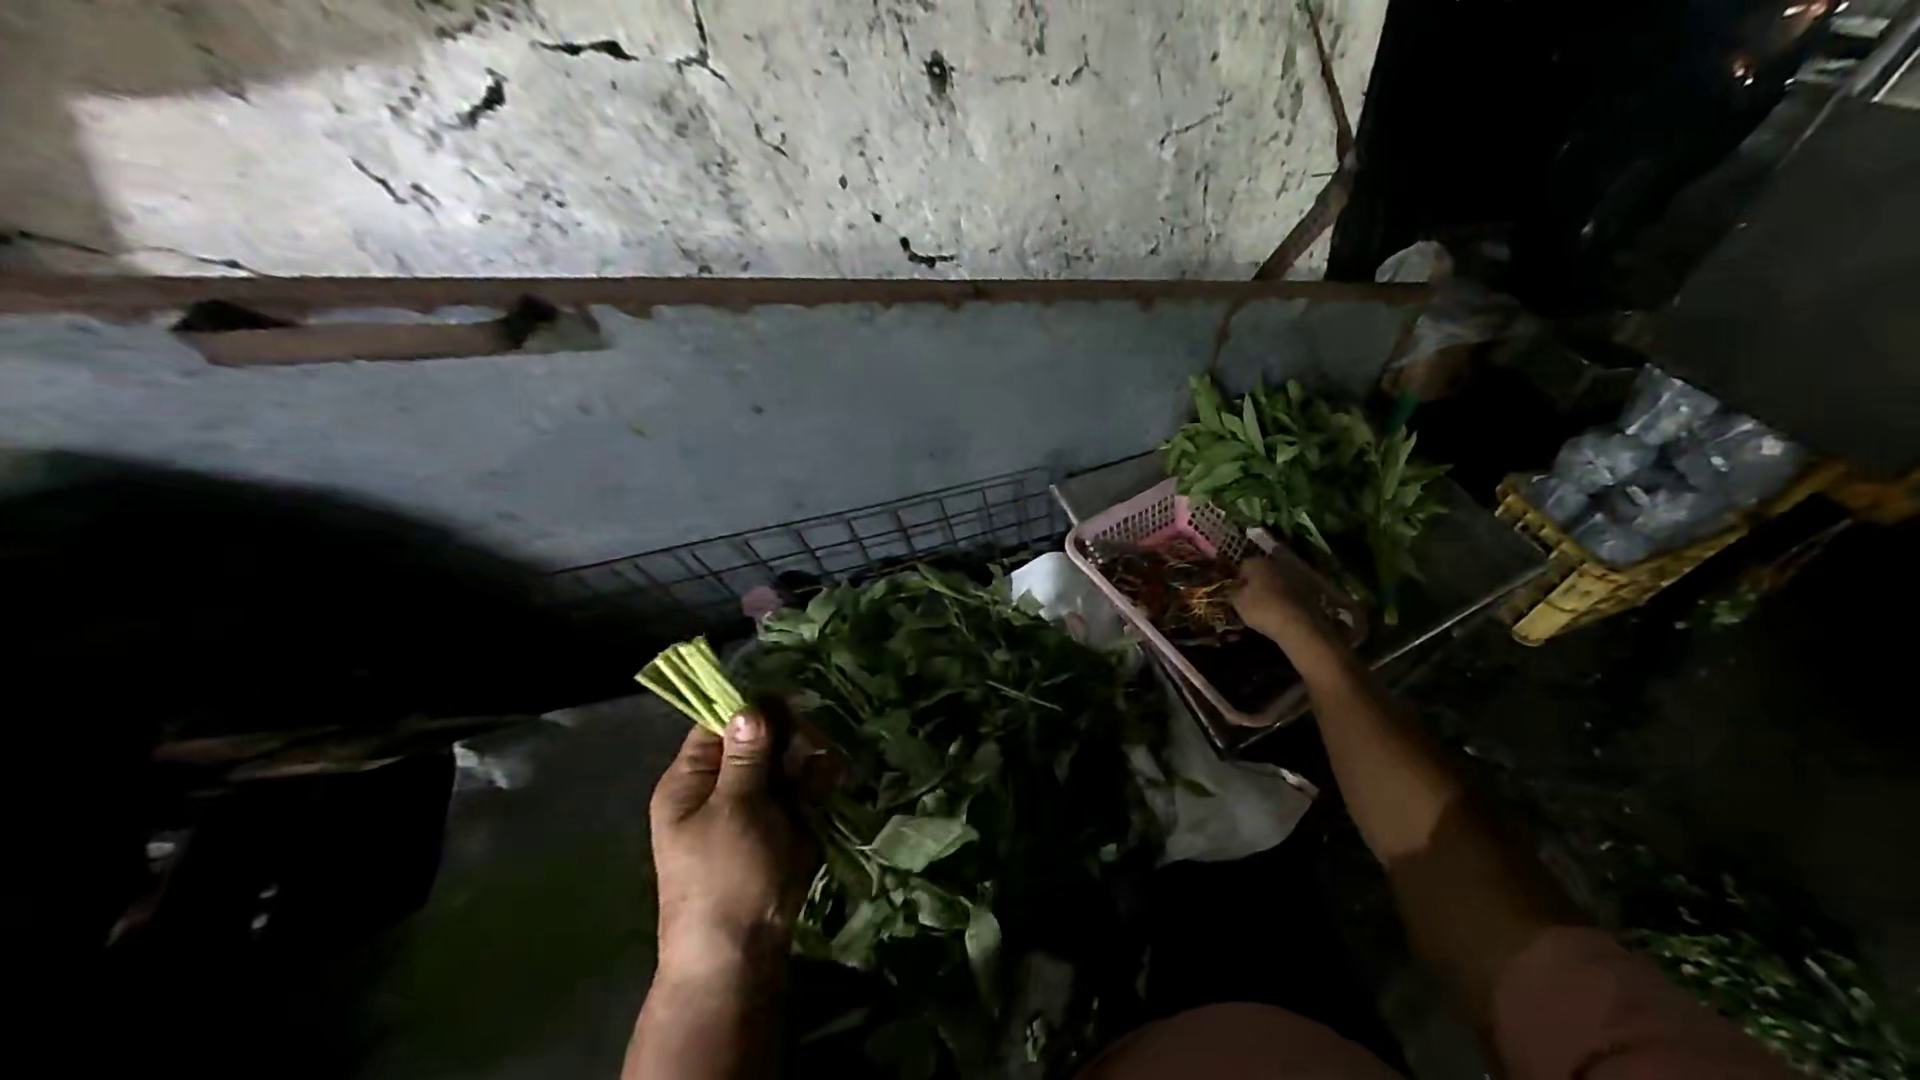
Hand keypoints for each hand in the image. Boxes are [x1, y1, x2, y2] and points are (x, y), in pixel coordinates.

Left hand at [649, 710, 823, 976]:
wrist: (743, 950)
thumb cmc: (724, 876)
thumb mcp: (731, 810)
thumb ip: (745, 757)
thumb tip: (749, 705)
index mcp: (693, 778)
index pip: (719, 724)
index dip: (751, 708)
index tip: (789, 700)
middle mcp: (725, 783)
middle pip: (760, 738)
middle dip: (789, 735)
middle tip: (813, 741)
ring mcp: (758, 802)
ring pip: (788, 759)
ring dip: (809, 756)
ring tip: (826, 763)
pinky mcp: (786, 819)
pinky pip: (804, 786)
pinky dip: (819, 779)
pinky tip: (834, 777)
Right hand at [1232, 556, 1330, 648]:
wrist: (1297, 625)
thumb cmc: (1261, 609)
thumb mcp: (1237, 602)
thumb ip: (1232, 592)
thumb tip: (1232, 589)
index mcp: (1258, 563)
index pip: (1242, 566)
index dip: (1237, 580)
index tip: (1235, 593)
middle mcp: (1276, 564)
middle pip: (1261, 571)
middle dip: (1255, 582)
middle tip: (1249, 599)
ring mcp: (1293, 576)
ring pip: (1275, 580)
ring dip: (1270, 589)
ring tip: (1265, 606)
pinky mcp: (1306, 589)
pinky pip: (1288, 590)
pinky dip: (1283, 597)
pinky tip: (1279, 610)